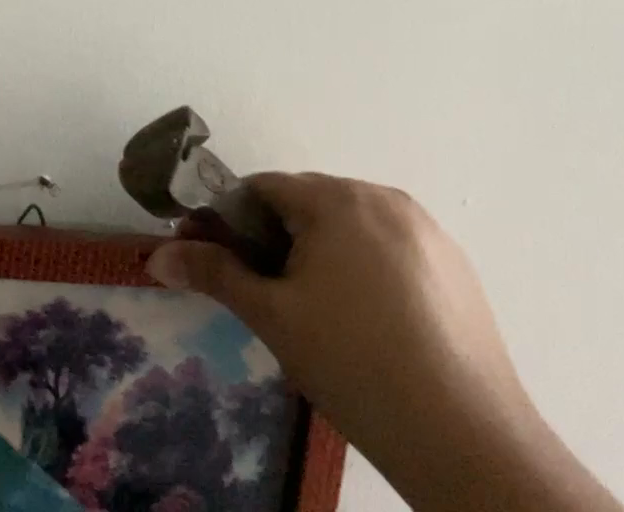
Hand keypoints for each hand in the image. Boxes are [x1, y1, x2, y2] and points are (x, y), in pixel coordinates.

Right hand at [147, 172, 623, 511]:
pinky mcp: (456, 268)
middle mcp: (386, 200)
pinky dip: (357, 266)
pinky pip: (387, 248)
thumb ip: (213, 272)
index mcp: (338, 200)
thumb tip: (157, 256)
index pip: (261, 188)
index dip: (224, 217)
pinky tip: (356, 318)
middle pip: (306, 201)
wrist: (465, 436)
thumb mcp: (270, 314)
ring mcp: (428, 233)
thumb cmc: (353, 361)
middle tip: (249, 284)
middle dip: (268, 234)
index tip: (204, 253)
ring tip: (303, 305)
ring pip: (348, 225)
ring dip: (313, 249)